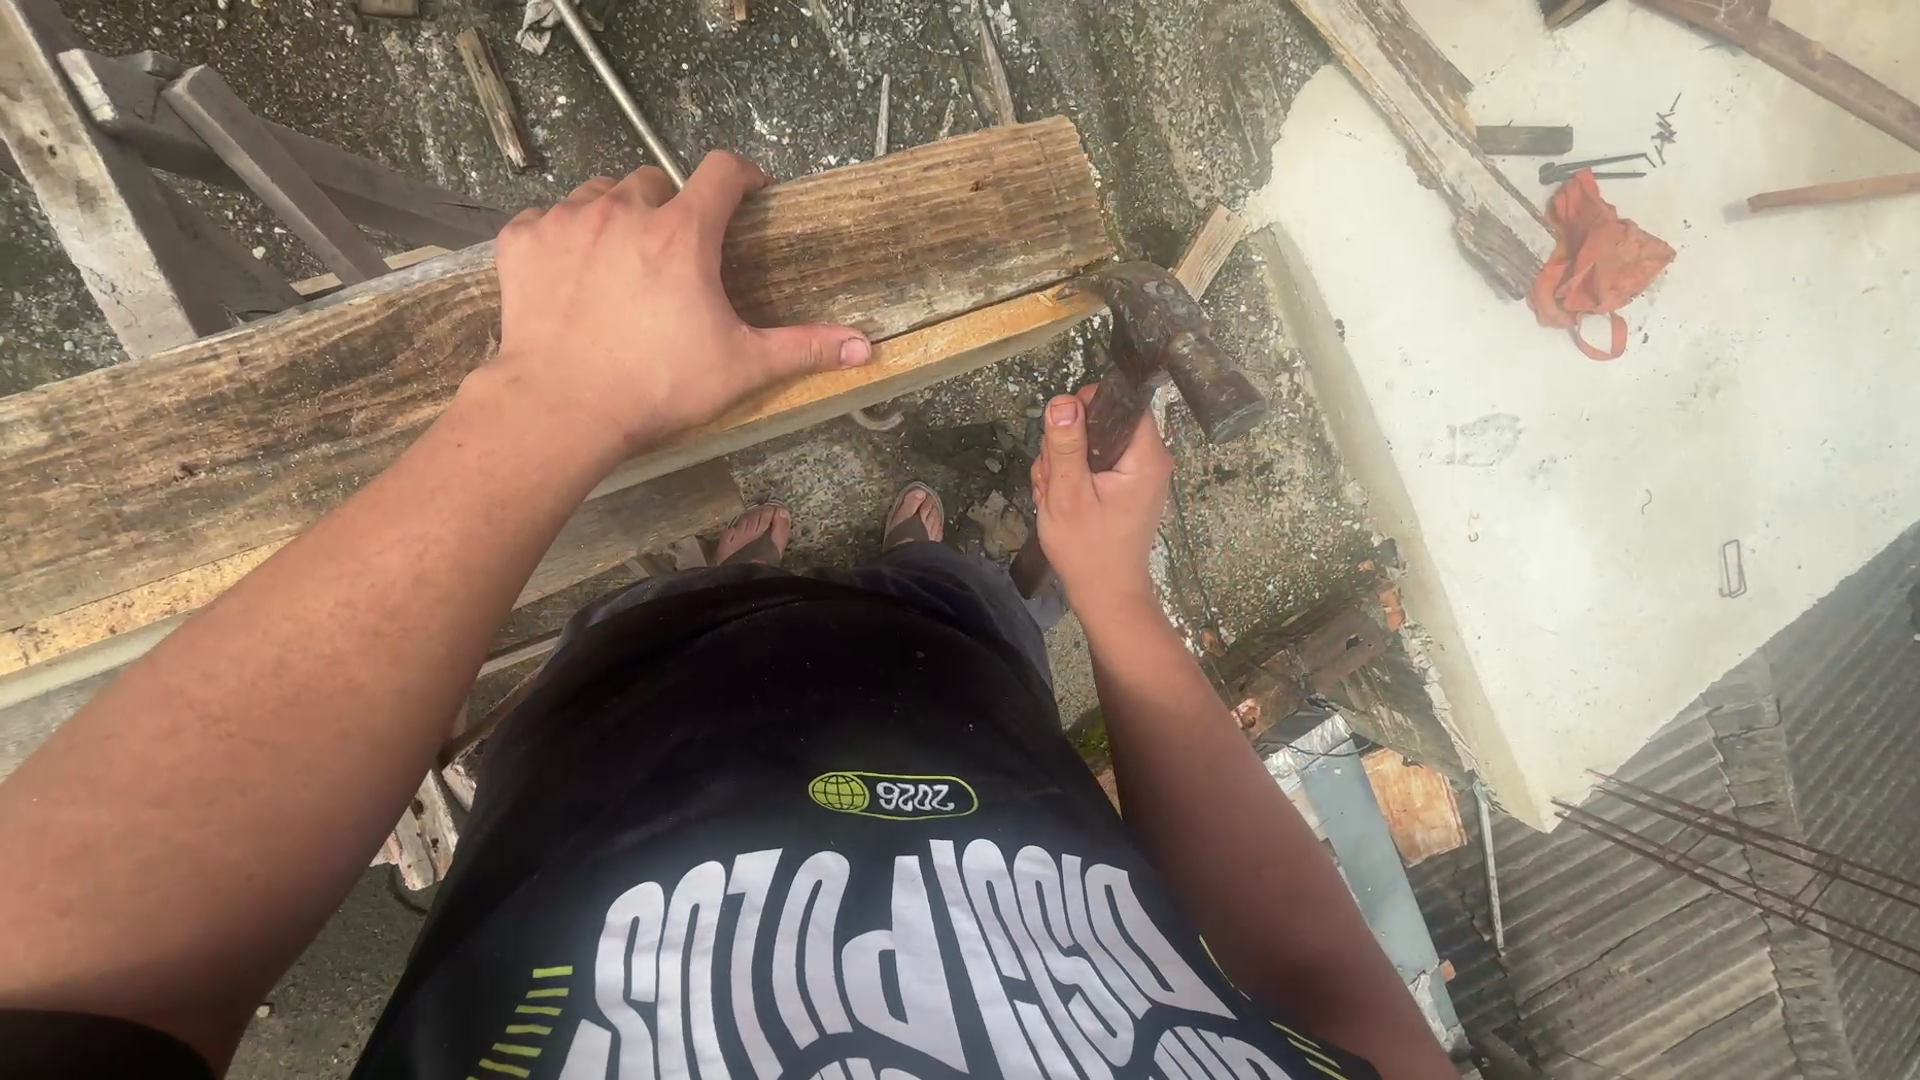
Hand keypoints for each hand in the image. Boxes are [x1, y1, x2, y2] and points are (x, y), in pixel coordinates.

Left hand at [484, 154, 871, 461]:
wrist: (562, 409)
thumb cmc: (660, 387)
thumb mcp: (742, 368)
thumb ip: (804, 349)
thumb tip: (866, 346)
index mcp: (682, 234)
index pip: (721, 171)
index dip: (743, 174)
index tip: (750, 192)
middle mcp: (622, 210)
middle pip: (655, 181)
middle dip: (674, 206)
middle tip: (678, 250)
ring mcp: (566, 222)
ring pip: (600, 193)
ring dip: (619, 214)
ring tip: (626, 259)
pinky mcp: (522, 241)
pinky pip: (550, 217)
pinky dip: (567, 236)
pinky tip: (575, 275)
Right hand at [1029, 387, 1174, 622]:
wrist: (1105, 594)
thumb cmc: (1088, 549)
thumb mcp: (1068, 494)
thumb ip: (1066, 446)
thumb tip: (1063, 401)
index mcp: (1145, 456)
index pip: (1122, 403)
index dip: (1088, 407)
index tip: (1061, 433)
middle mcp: (1149, 459)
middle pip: (1101, 424)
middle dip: (1067, 446)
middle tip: (1054, 481)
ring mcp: (1137, 475)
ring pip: (1091, 446)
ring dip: (1064, 466)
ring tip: (1056, 497)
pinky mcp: (1124, 488)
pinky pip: (1093, 467)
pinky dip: (1072, 480)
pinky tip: (1062, 503)